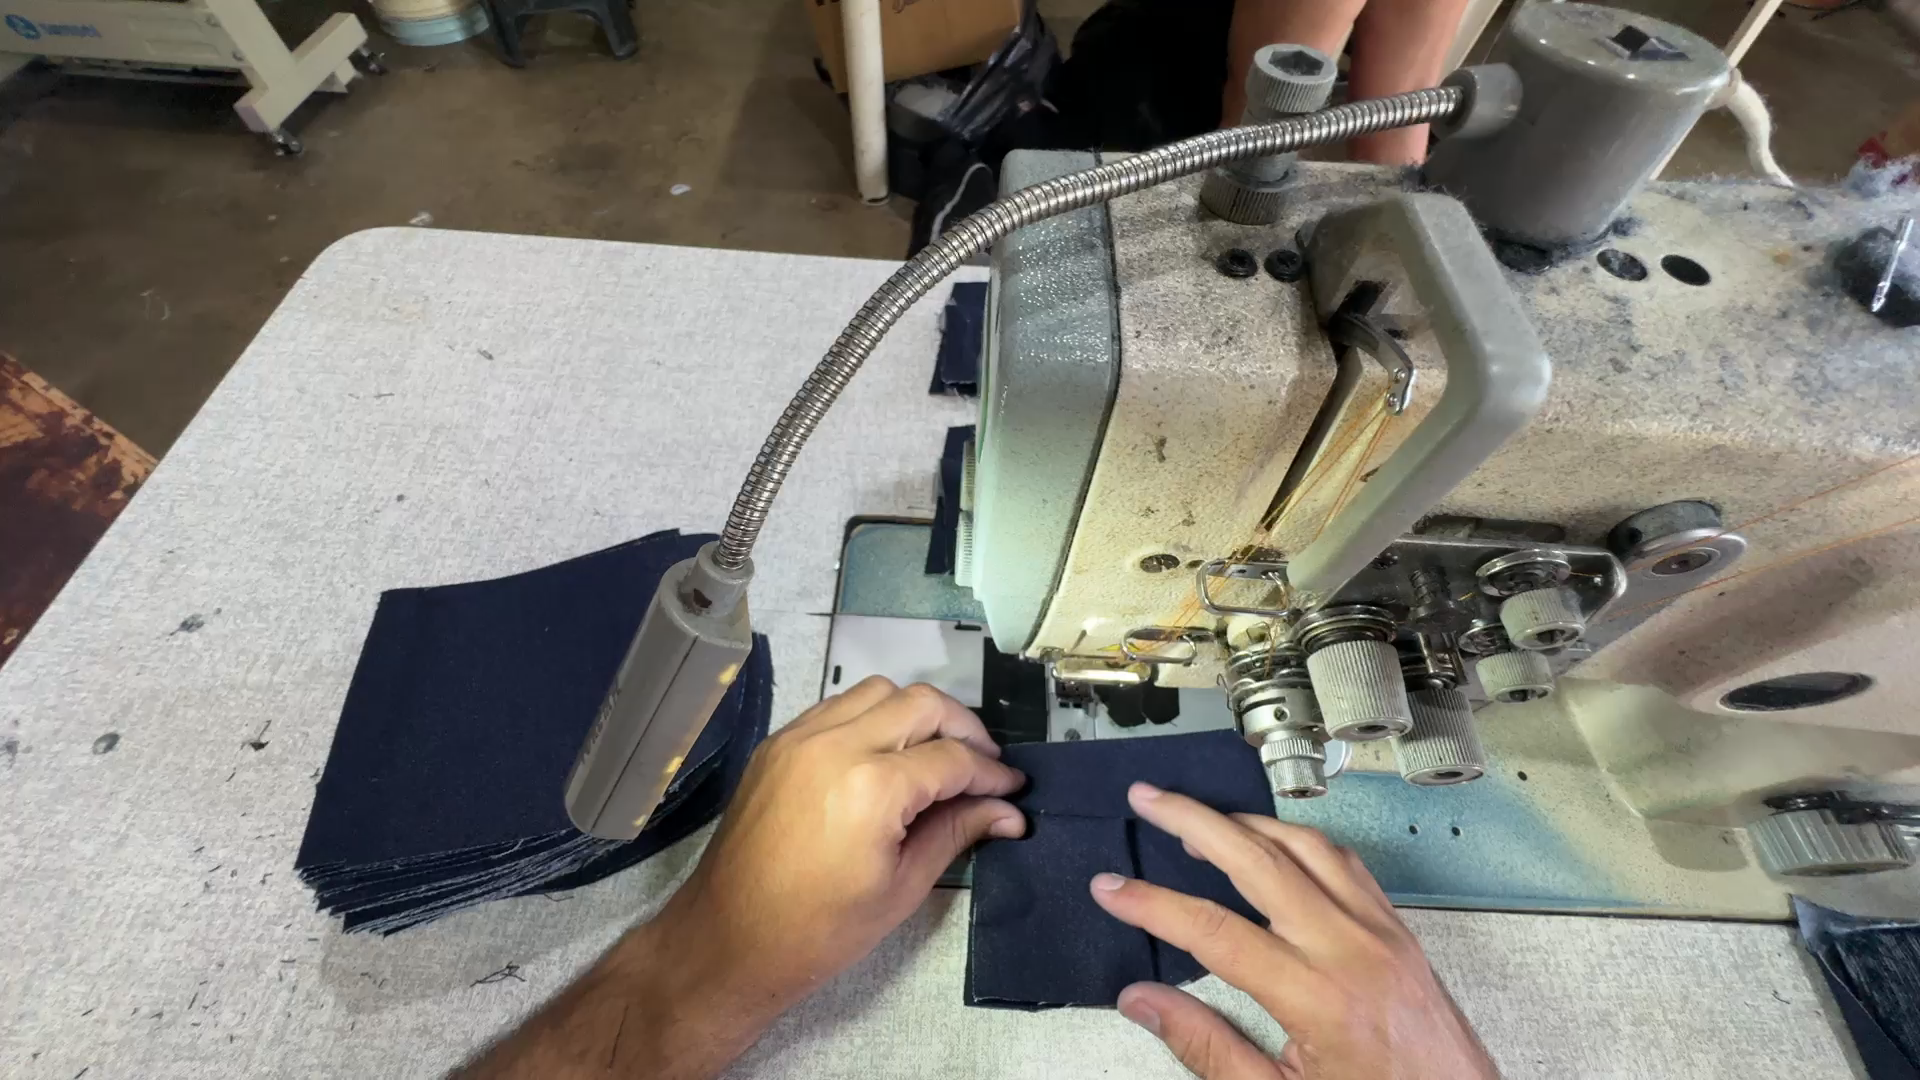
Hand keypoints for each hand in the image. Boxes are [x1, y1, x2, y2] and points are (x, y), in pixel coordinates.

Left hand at [461, 678, 1024, 1079]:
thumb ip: (957, 832)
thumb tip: (1009, 811)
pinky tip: (886, 749)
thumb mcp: (902, 889)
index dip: (992, 772)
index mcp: (871, 787)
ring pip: (880, 689)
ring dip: (917, 711)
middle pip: (922, 702)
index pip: (952, 759)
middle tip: (983, 761)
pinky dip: (874, 714)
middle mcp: (836, 742)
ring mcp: (802, 734)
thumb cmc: (819, 931)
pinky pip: (840, 703)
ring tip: (936, 750)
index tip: (1013, 787)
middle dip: (964, 726)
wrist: (726, 940)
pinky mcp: (780, 739)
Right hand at [1089, 783, 1496, 1079]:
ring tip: (1195, 819)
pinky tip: (1266, 842)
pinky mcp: (1397, 926)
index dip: (1151, 904)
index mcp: (1318, 999)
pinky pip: (1340, 859)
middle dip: (1191, 819)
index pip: (1213, 931)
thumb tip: (1138, 997)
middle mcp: (1350, 948)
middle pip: (1255, 857)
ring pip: (1300, 843)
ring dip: (1240, 821)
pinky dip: (1292, 837)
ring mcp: (1379, 929)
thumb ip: (1206, 1047)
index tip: (1108, 888)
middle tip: (1145, 797)